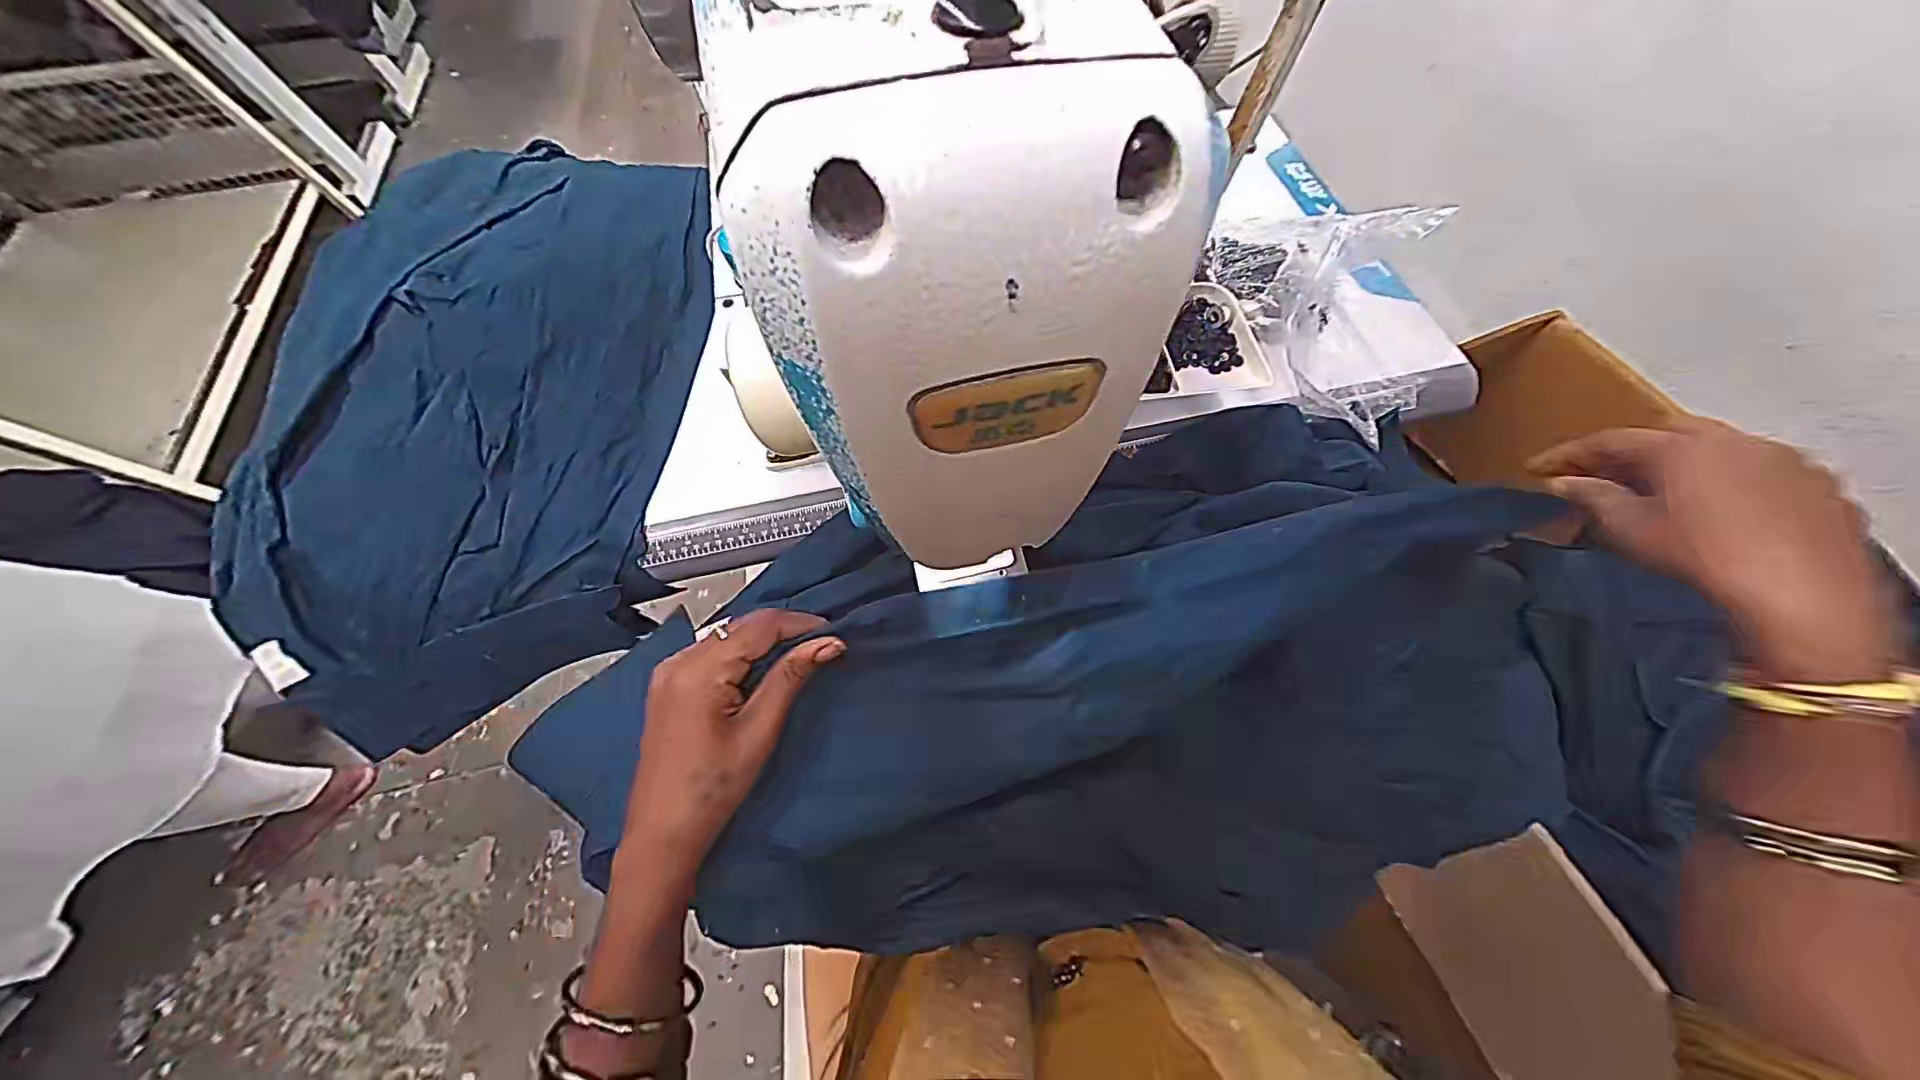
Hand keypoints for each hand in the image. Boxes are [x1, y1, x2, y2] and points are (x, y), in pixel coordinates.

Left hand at [620, 610, 844, 869]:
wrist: (663, 832)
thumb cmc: (713, 788)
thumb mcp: (759, 730)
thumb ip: (791, 677)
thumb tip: (828, 643)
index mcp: (698, 670)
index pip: (759, 626)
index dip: (799, 623)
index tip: (832, 632)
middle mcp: (677, 661)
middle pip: (741, 626)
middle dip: (783, 629)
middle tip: (820, 643)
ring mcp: (668, 672)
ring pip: (727, 635)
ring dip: (764, 639)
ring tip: (799, 653)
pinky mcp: (668, 685)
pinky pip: (712, 651)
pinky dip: (742, 653)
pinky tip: (763, 667)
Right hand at [1528, 418, 1893, 681]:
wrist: (1802, 596)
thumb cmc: (1705, 557)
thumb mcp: (1630, 528)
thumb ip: (1593, 497)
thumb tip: (1565, 483)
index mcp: (1684, 447)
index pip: (1611, 439)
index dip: (1569, 453)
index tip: (1539, 467)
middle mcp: (1738, 442)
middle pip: (1667, 433)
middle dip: (1627, 450)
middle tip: (1595, 472)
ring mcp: (1786, 461)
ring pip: (1717, 449)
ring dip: (1679, 463)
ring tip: (1653, 489)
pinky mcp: (1819, 487)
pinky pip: (1758, 471)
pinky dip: (1723, 481)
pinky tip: (1713, 510)